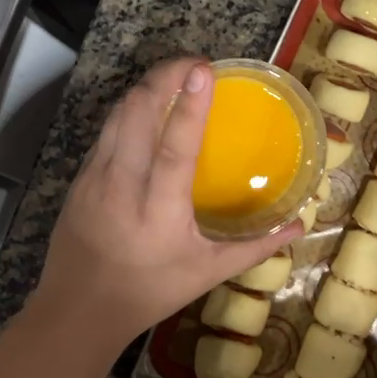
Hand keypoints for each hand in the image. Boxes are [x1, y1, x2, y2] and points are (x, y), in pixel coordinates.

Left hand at [26, 58, 300, 348]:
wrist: (77, 312)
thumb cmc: (150, 291)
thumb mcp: (208, 274)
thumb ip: (256, 247)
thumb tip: (299, 224)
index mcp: (159, 212)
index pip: (174, 149)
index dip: (189, 106)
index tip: (202, 69)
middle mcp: (122, 187)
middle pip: (137, 114)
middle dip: (164, 78)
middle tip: (194, 65)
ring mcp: (95, 179)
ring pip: (118, 115)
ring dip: (146, 88)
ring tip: (175, 77)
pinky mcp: (79, 177)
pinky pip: (106, 130)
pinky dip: (129, 110)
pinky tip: (147, 107)